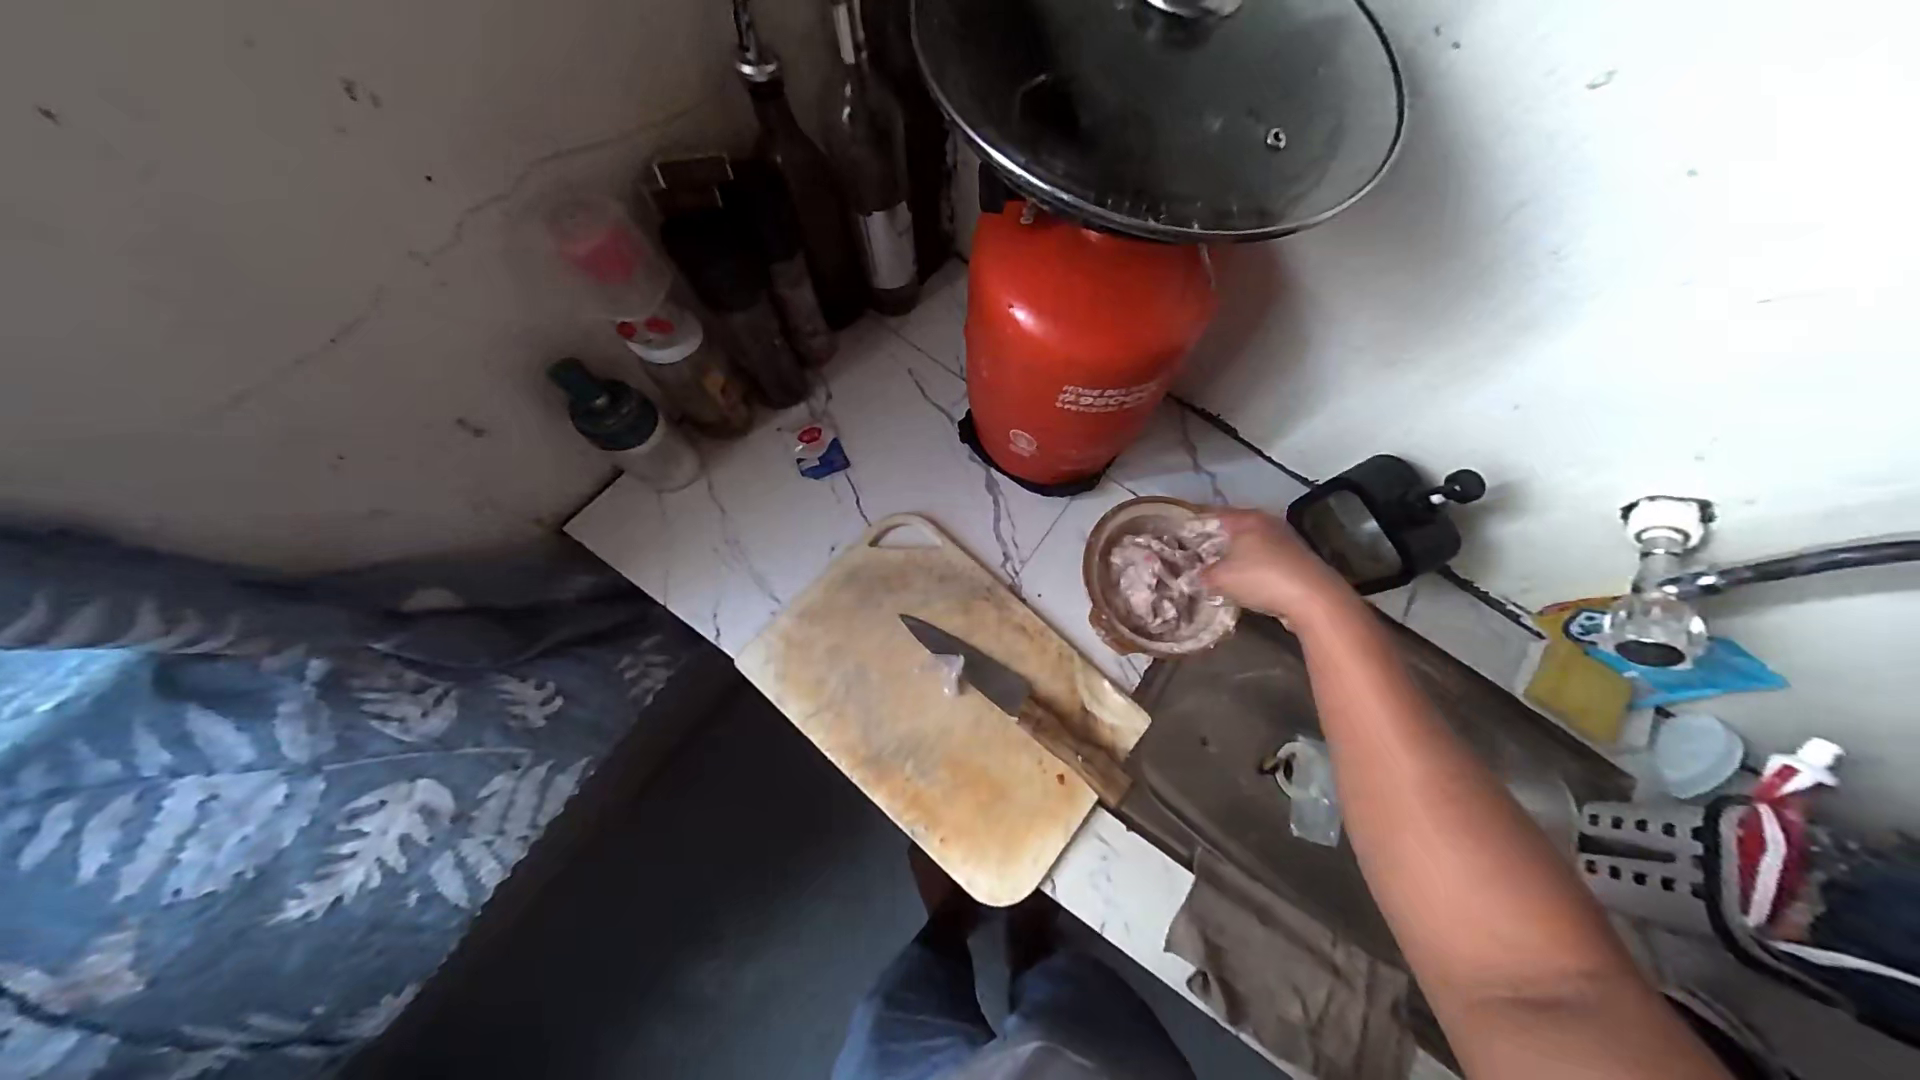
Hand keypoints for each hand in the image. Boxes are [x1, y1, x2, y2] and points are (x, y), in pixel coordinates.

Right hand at [1202, 509, 1358, 626]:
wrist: (1314, 598)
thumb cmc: (1261, 578)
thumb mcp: (1219, 578)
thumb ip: (1203, 574)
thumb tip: (1197, 574)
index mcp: (1247, 518)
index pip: (1213, 514)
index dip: (1195, 524)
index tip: (1182, 535)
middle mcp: (1267, 522)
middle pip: (1234, 527)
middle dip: (1216, 540)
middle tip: (1198, 554)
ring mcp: (1286, 539)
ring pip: (1252, 543)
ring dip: (1237, 554)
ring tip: (1220, 569)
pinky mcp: (1298, 558)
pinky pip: (1267, 557)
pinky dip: (1254, 565)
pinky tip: (1247, 580)